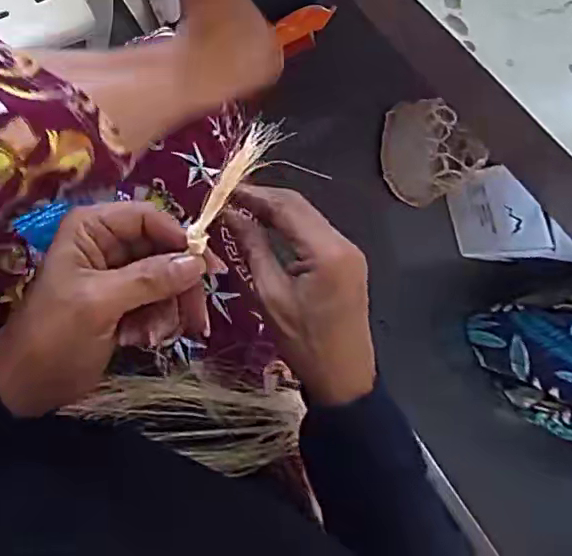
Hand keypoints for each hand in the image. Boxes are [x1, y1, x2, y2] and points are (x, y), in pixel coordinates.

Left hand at [0, 202, 213, 416]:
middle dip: (178, 286)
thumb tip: (197, 262)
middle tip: (197, 322)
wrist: (27, 387)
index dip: (179, 238)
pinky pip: (157, 302)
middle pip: (163, 249)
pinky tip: (140, 342)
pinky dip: (157, 323)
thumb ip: (148, 279)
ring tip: (151, 338)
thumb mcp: (100, 303)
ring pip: (166, 278)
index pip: (148, 217)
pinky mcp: (123, 301)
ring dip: (167, 311)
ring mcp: (116, 273)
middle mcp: (106, 242)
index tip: (208, 269)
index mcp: (92, 227)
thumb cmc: (55, 335)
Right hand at [224, 185, 375, 406]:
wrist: (345, 382)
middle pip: (298, 205)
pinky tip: (264, 225)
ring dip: (274, 208)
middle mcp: (342, 242)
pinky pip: (312, 230)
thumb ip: (252, 247)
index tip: (223, 189)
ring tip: (240, 208)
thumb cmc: (304, 343)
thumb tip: (230, 214)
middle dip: (262, 197)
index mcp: (326, 251)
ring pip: (305, 214)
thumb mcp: (270, 295)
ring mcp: (347, 250)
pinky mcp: (345, 260)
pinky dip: (287, 223)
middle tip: (228, 197)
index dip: (253, 194)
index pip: (286, 206)